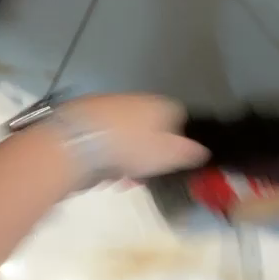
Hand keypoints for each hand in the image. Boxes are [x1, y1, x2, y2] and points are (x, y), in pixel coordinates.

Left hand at [53, 94, 208, 180]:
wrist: (78, 140)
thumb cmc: (131, 147)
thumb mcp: (170, 155)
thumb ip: (189, 153)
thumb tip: (201, 151)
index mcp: (160, 105)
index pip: (178, 118)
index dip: (176, 144)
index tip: (169, 164)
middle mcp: (134, 100)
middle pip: (147, 129)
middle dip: (145, 156)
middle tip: (141, 177)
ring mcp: (106, 107)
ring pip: (123, 137)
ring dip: (123, 159)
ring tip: (118, 179)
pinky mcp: (82, 117)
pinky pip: (100, 140)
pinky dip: (102, 156)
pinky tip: (98, 172)